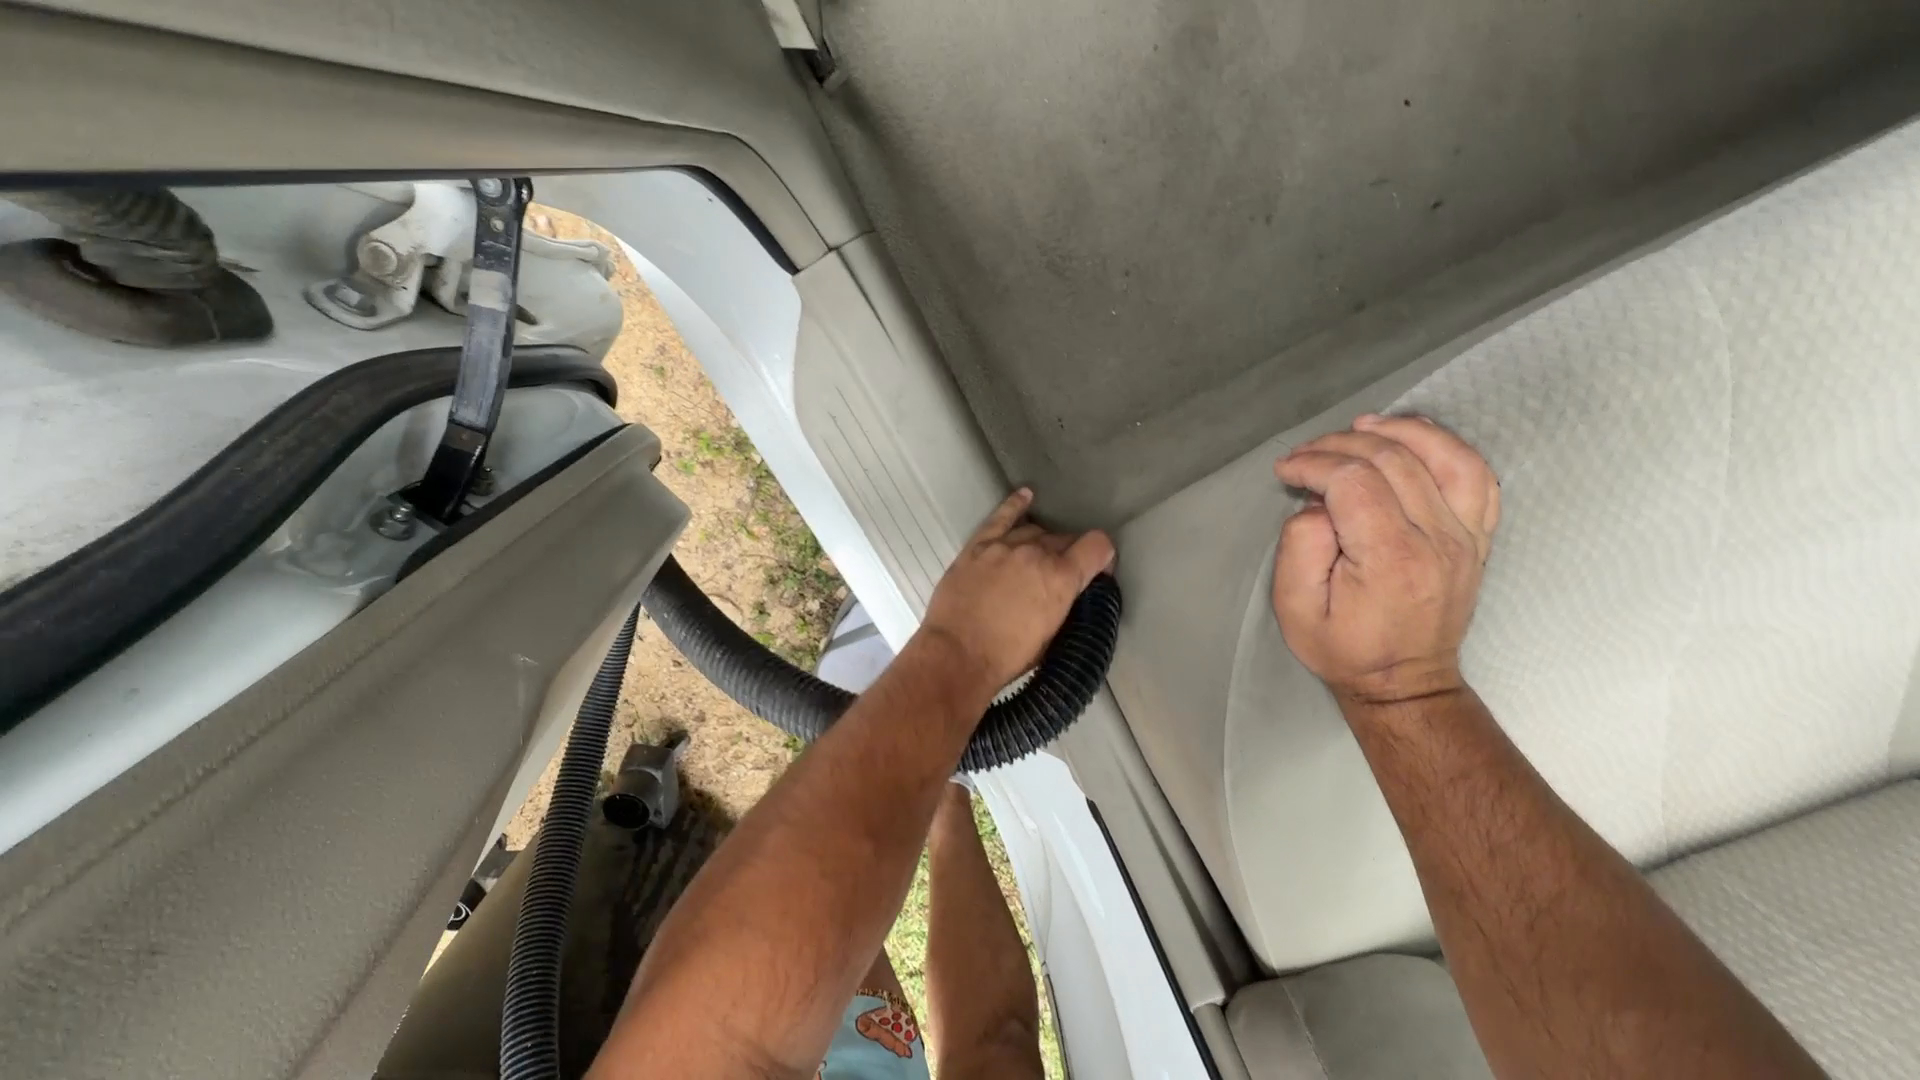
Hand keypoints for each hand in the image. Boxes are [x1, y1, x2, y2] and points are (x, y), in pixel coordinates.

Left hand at [920, 488, 1115, 692]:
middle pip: (1065, 539)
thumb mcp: (1053, 635)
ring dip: (1042, 543)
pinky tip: (1025, 496)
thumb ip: (1066, 604)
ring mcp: (1005, 546)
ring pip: (1035, 531)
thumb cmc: (1008, 656)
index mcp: (1062, 578)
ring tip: (1038, 558)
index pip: (1098, 546)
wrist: (957, 655)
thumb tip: (1069, 591)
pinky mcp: (978, 546)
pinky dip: (1015, 505)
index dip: (1103, 557)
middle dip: (1070, 554)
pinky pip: (1001, 517)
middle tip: (1060, 575)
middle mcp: (1037, 554)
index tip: (1098, 570)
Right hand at [1271, 415, 1499, 706]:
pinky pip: (1476, 473)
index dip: (1314, 463)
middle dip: (1339, 444)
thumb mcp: (1295, 608)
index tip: (1286, 471)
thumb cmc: (1344, 649)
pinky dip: (1444, 444)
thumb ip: (1300, 546)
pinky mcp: (1478, 534)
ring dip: (1397, 430)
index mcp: (1392, 559)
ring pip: (1445, 455)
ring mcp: (1467, 535)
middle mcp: (1439, 539)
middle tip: (1305, 455)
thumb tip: (1318, 503)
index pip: (1355, 481)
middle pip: (1393, 459)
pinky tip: (1412, 436)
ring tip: (1359, 426)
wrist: (1405, 682)